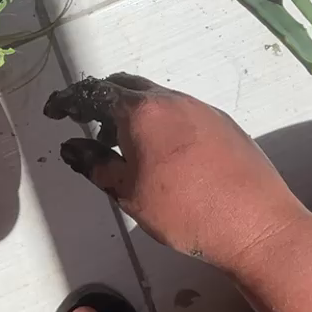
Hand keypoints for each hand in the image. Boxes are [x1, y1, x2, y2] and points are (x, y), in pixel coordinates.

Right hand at [44, 74, 311, 266]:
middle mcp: (170, 98)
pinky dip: (157, 120)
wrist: (258, 225)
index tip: (53, 113)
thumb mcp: (128, 192)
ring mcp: (200, 108)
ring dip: (130, 111)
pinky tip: (161, 152)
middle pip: (124, 86)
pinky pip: (178, 110)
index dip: (68, 100)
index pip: (92, 93)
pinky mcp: (222, 122)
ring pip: (154, 97)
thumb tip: (69, 145)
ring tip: (122, 144)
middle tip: (86, 124)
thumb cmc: (184, 211)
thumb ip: (94, 163)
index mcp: (141, 111)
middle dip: (99, 100)